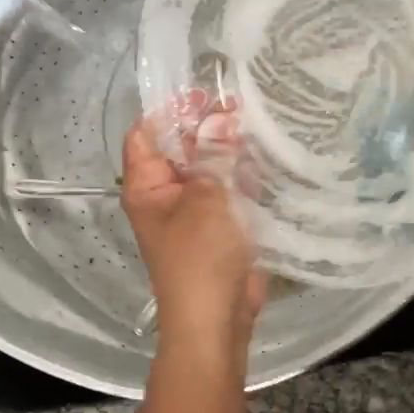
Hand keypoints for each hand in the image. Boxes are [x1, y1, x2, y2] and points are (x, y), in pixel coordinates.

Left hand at [121, 110, 264, 343]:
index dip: (171, 111)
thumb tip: (221, 117)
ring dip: (230, 151)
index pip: (147, 134)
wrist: (216, 318)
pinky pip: (229, 191)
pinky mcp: (222, 226)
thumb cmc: (200, 257)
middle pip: (182, 149)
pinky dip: (244, 176)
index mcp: (147, 186)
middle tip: (241, 105)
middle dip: (207, 127)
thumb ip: (214, 156)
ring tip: (257, 126)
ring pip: (210, 169)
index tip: (205, 94)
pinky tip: (266, 159)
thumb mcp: (206, 199)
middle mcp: (167, 194)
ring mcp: (196, 211)